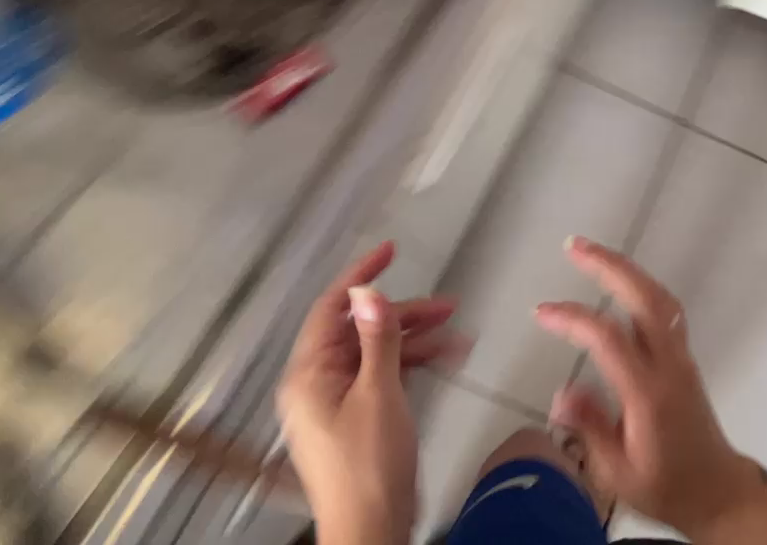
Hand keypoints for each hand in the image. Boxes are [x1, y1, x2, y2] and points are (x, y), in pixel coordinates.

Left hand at [277, 241, 465, 544]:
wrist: (372, 532)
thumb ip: (377, 340)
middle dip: (405, 314)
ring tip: (457, 329)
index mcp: (309, 374)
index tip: (390, 250)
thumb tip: (370, 293)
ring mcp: (338, 399)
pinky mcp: (359, 415)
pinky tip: (449, 356)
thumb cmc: (368, 466)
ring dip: (417, 338)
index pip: (331, 308)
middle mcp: (318, 382)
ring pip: (378, 350)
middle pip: (361, 329)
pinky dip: (415, 363)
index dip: (360, 275)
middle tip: (446, 304)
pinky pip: (386, 374)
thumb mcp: (378, 394)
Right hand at [533, 236, 757, 537]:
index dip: (574, 319)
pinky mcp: (684, 355)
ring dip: (626, 269)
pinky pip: (665, 307)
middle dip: (610, 266)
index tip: (541, 312)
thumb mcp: (617, 473)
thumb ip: (591, 428)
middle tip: (574, 245)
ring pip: (659, 296)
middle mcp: (669, 363)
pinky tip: (621, 279)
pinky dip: (641, 284)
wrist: (716, 490)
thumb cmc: (664, 485)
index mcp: (649, 392)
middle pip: (645, 299)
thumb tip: (561, 393)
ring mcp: (681, 355)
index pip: (609, 339)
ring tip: (593, 252)